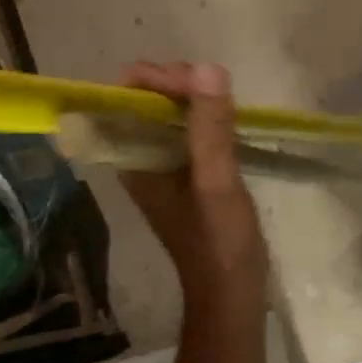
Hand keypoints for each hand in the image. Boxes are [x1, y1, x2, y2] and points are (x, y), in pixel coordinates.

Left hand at [118, 61, 266, 303]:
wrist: (231, 293)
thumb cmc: (220, 243)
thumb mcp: (217, 183)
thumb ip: (210, 129)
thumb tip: (209, 69)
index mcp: (133, 157)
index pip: (128, 93)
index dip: (160, 78)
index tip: (200, 87)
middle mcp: (141, 157)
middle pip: (150, 98)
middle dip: (183, 87)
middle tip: (221, 99)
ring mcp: (164, 168)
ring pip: (173, 115)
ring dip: (199, 104)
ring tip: (231, 112)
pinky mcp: (187, 177)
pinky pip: (191, 135)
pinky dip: (209, 124)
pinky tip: (233, 131)